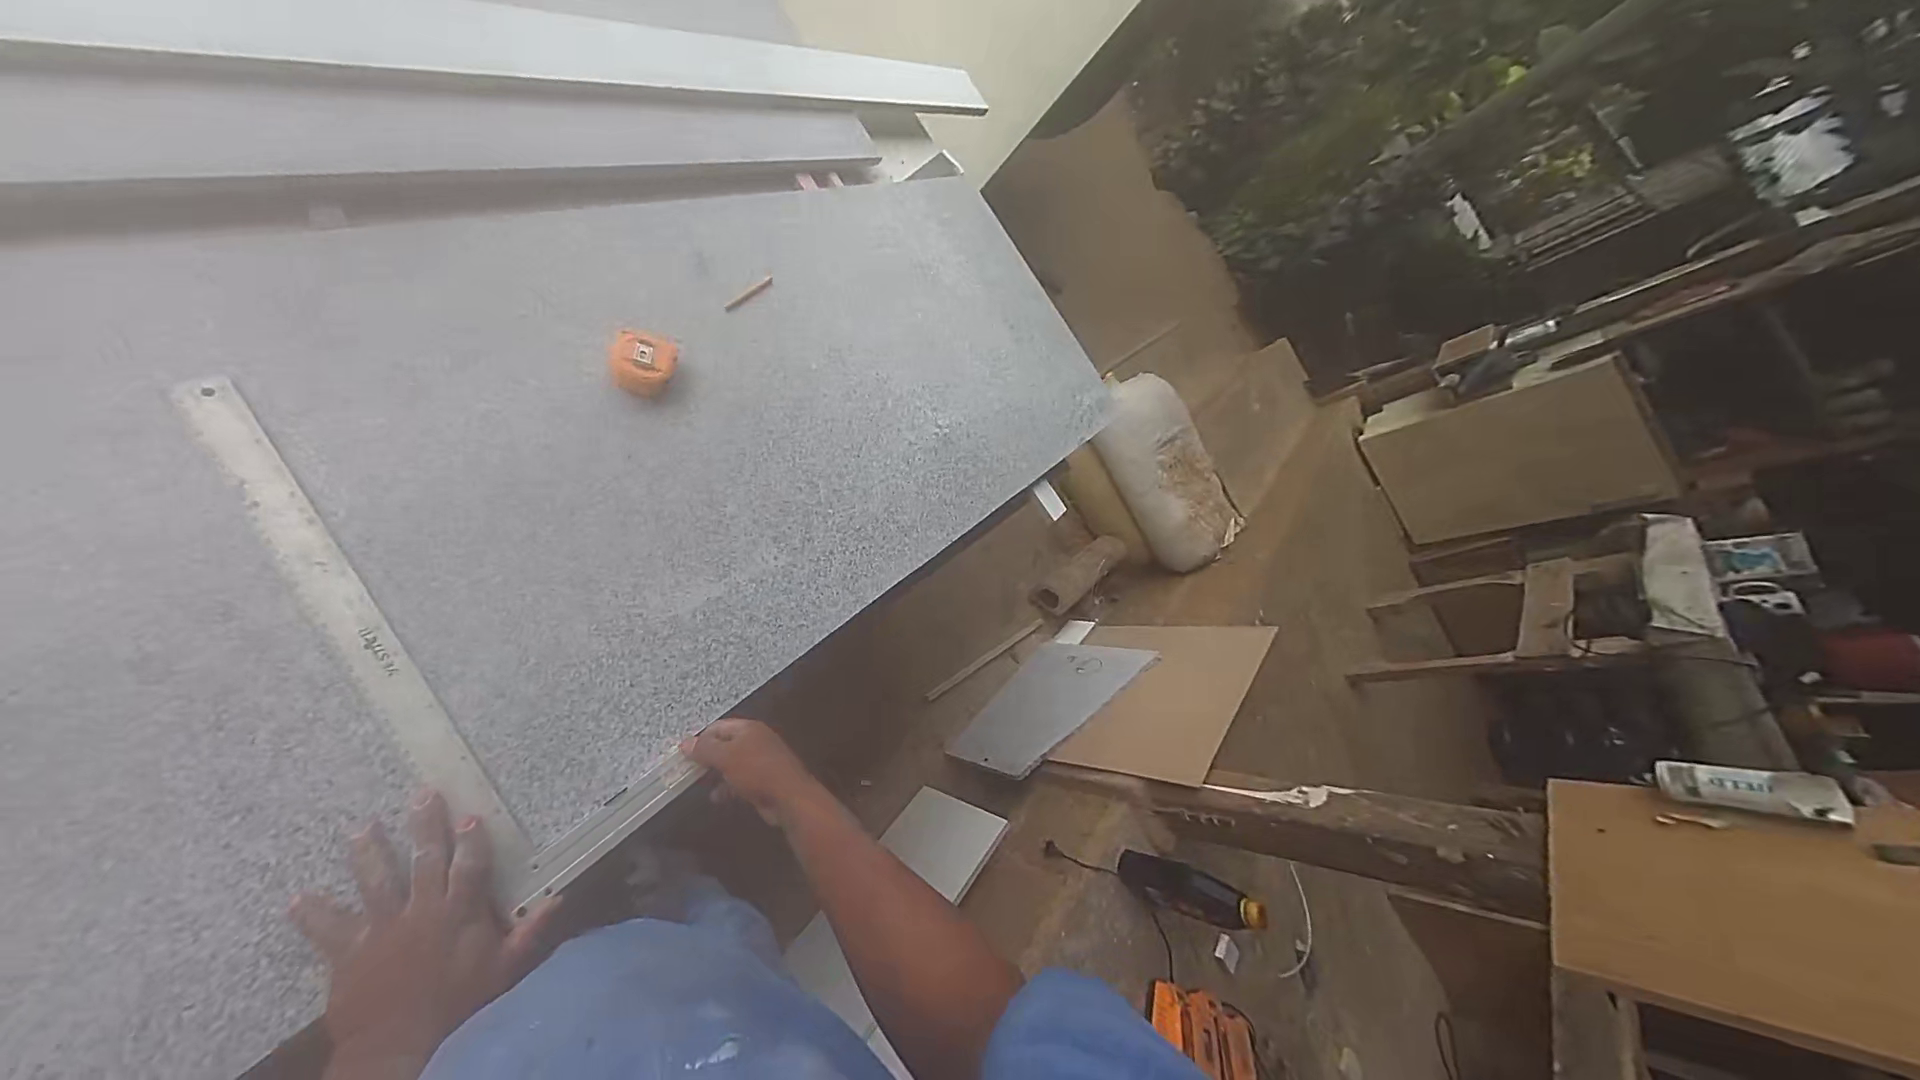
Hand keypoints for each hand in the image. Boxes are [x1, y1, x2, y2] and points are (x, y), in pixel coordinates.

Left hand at [290, 791, 561, 1079]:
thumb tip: (560, 897)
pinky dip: (313, 913)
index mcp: (458, 912)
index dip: (471, 840)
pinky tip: (298, 898)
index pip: (469, 866)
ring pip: (376, 882)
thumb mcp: (505, 968)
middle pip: (424, 861)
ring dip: (369, 853)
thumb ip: (531, 931)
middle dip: (425, 827)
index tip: (469, 816)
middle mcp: (421, 911)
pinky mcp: (349, 953)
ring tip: (362, 828)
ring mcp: (382, 929)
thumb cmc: (457, 1003)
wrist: (395, 1046)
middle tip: (421, 796)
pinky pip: (328, 929)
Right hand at [681, 717, 823, 827]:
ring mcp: (761, 761)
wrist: (789, 797)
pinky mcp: (763, 780)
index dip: (700, 738)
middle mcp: (755, 741)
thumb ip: (705, 749)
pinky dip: (727, 787)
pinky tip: (717, 797)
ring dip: (715, 774)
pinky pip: (739, 780)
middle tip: (687, 770)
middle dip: (707, 757)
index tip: (683, 754)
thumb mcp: (727, 757)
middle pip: (724, 745)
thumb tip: (685, 742)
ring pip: (731, 764)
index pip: (718, 726)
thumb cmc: (757, 771)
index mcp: (749, 729)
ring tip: (698, 784)